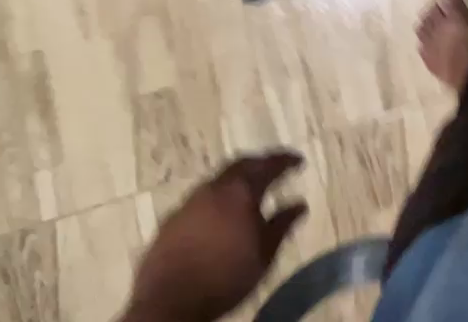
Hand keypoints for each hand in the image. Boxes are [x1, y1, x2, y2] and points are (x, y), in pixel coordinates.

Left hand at [123, 152, 307, 321]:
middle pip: (240, 164)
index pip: (268, 165)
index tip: (299, 161)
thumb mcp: (264, 255)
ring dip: (236, 180)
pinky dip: (217, 198)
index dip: (286, 161)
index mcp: (241, 192)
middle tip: (273, 168)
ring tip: (247, 191)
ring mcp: (189, 203)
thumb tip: (300, 205)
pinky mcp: (170, 221)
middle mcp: (214, 189)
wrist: (167, 305)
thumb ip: (282, 225)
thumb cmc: (225, 278)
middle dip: (259, 163)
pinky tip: (220, 215)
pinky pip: (200, 198)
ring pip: (217, 180)